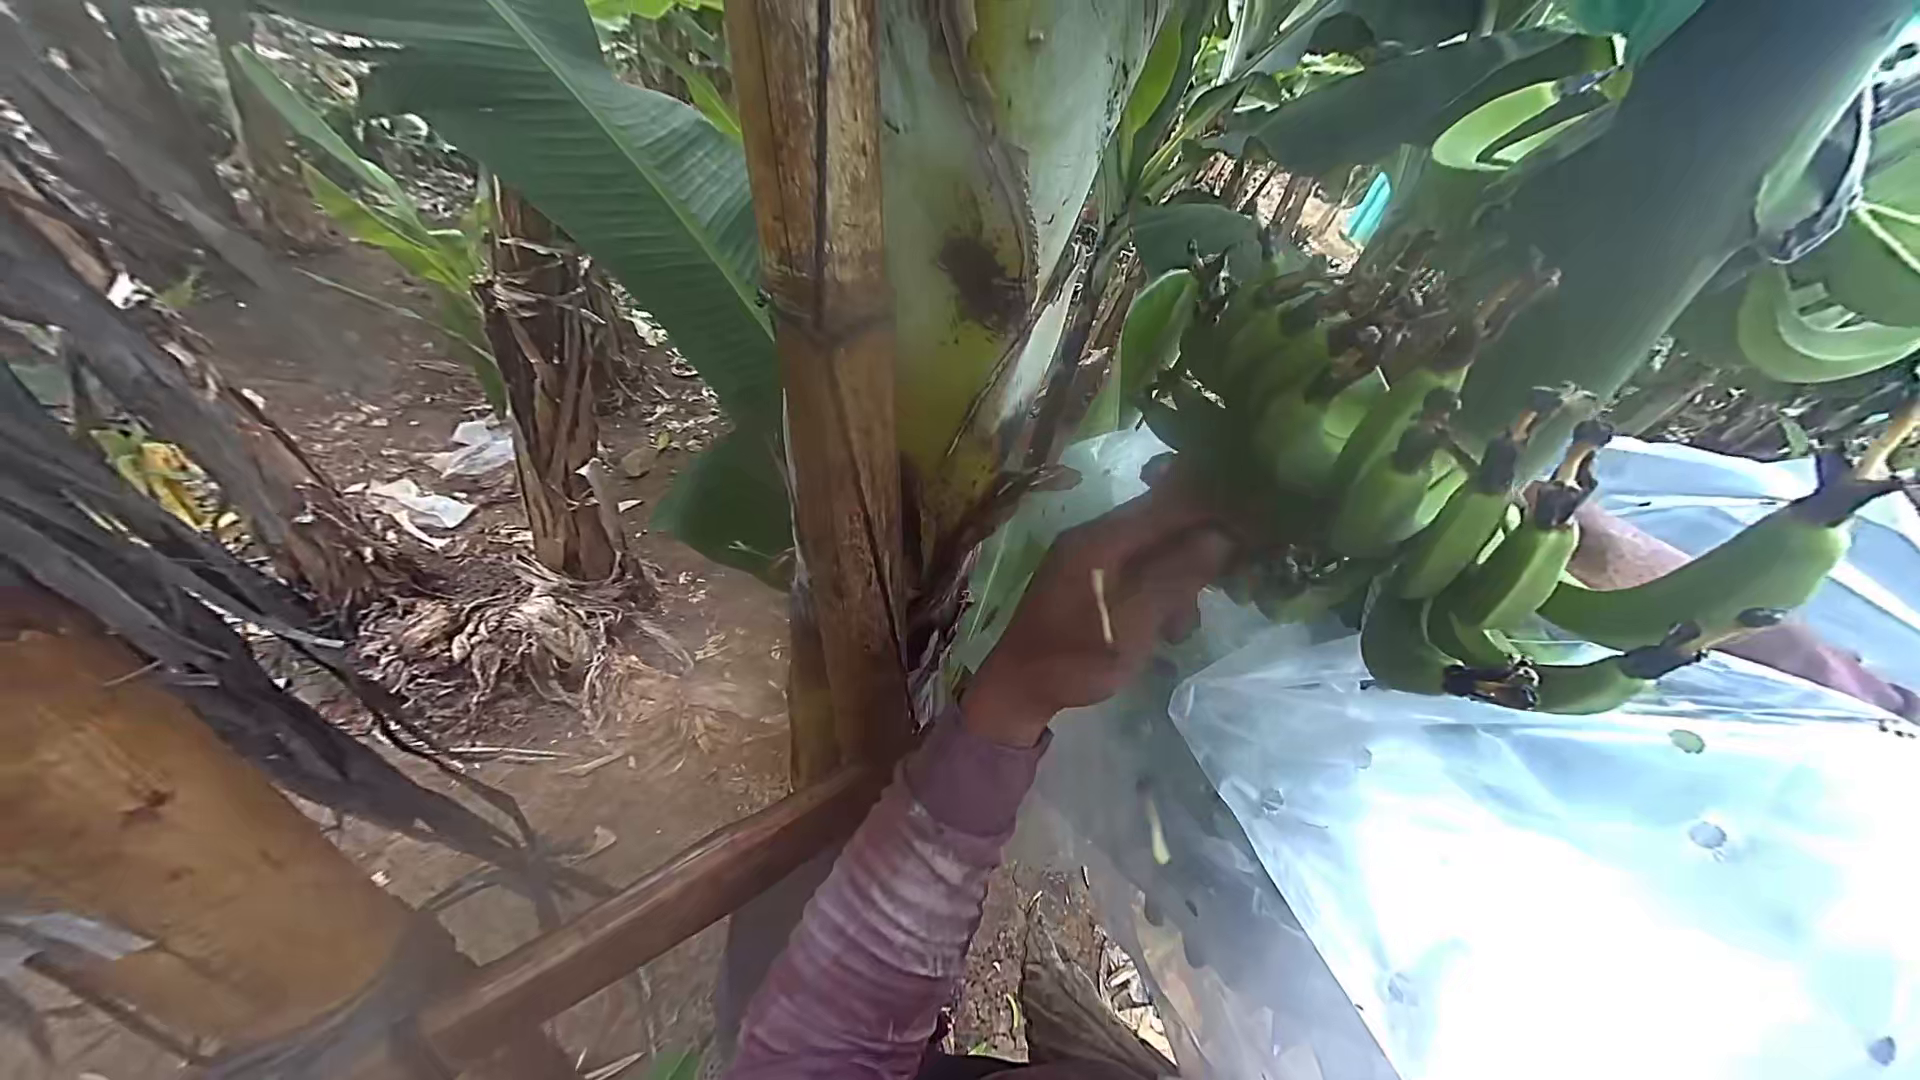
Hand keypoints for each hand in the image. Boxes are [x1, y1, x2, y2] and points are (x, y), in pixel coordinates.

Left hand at [961, 468, 1231, 747]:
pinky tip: (1164, 630)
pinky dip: (1158, 595)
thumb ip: (1176, 575)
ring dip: (1179, 583)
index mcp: (1101, 538)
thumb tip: (1222, 535)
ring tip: (1180, 629)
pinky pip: (1137, 572)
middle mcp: (1094, 536)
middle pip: (1164, 524)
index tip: (1254, 526)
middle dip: (1200, 553)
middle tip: (1229, 586)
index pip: (1169, 501)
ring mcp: (1089, 557)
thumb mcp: (1133, 621)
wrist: (1018, 688)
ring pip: (1155, 552)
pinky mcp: (1090, 580)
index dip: (1214, 508)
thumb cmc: (1074, 658)